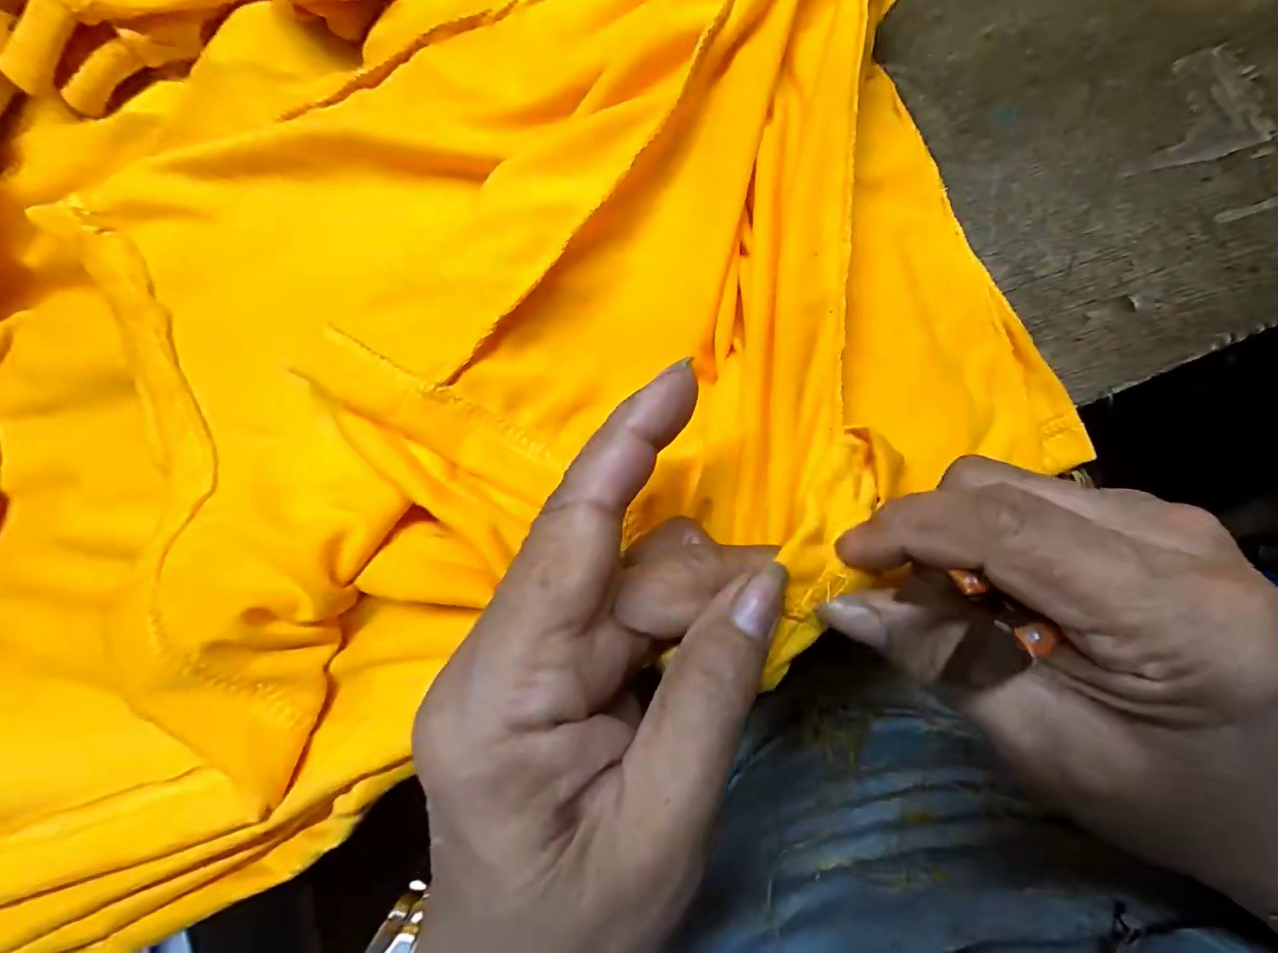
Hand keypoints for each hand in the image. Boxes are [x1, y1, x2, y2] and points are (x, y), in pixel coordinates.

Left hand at [412, 362, 785, 952]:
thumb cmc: (583, 923)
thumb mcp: (666, 817)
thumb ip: (714, 688)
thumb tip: (767, 576)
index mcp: (504, 692)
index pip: (570, 536)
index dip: (625, 446)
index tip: (679, 380)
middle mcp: (509, 653)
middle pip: (632, 563)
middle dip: (711, 583)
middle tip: (773, 613)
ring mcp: (538, 656)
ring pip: (648, 576)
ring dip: (709, 599)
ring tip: (743, 645)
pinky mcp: (567, 664)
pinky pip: (646, 605)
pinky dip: (696, 614)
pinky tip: (719, 642)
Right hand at [820, 457, 1277, 915]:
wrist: (1253, 792)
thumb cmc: (1151, 794)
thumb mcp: (1038, 745)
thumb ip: (945, 659)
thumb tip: (849, 602)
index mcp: (1175, 616)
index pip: (1017, 533)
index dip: (920, 530)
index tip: (853, 554)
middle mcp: (1186, 541)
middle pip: (1014, 489)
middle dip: (939, 532)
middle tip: (916, 600)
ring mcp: (1180, 516)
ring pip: (1026, 484)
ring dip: (973, 534)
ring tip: (979, 605)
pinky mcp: (1164, 512)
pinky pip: (1053, 497)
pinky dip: (1011, 534)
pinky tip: (1026, 590)